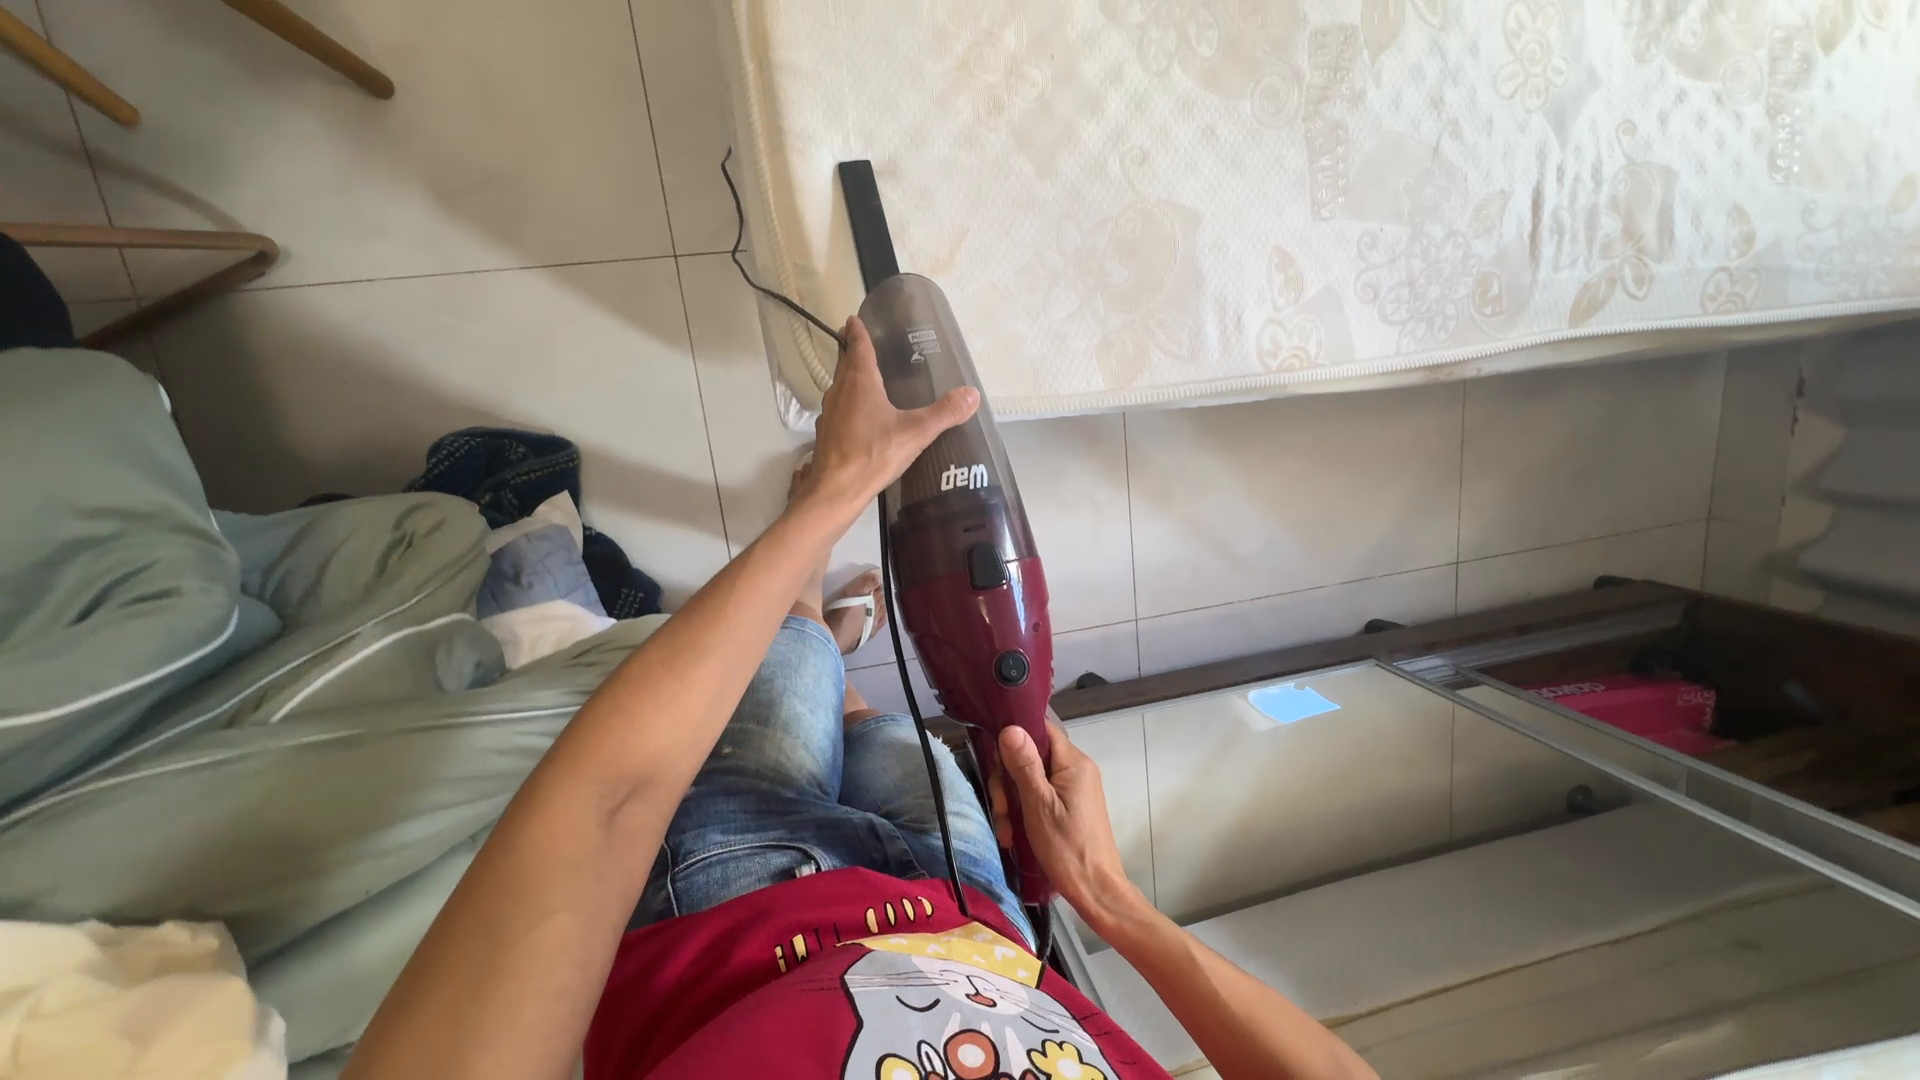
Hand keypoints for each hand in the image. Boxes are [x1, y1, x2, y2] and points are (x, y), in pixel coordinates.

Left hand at [806, 315, 978, 513]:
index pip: (857, 346)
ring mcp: (830, 413)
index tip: (854, 319)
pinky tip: (859, 418)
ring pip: (840, 387)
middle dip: (852, 352)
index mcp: (860, 382)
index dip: (857, 331)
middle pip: (845, 364)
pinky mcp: (826, 434)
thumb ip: (944, 413)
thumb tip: (972, 394)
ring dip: (849, 378)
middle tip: (860, 343)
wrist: (836, 490)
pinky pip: (838, 410)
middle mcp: (840, 391)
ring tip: (864, 379)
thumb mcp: (916, 432)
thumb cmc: (873, 454)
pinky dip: (848, 405)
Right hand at [995, 717, 1149, 936]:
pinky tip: (1014, 835)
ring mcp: (1073, 789)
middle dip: (1008, 783)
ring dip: (1012, 804)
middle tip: (1001, 811)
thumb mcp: (1039, 806)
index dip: (1015, 738)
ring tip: (1007, 833)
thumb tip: (1010, 727)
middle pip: (1030, 757)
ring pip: (1030, 780)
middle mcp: (1076, 769)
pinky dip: (1024, 813)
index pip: (1040, 729)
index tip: (996, 760)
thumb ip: (1024, 766)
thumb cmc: (1068, 849)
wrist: (1096, 892)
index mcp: (1073, 762)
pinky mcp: (1068, 807)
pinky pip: (1039, 797)